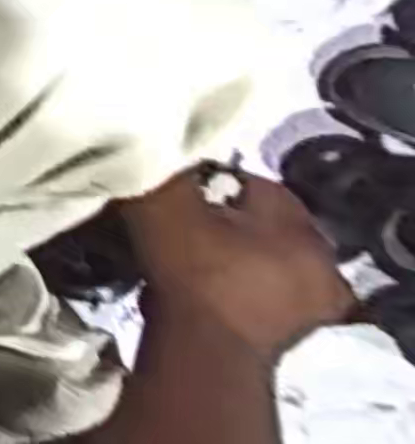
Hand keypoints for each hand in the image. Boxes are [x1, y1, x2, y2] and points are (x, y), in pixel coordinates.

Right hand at [123, 168, 354, 361]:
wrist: (203, 339)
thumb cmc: (189, 265)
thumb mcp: (164, 204)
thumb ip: (170, 172)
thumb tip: (165, 150)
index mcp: (302, 232)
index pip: (259, 183)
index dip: (214, 178)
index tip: (176, 183)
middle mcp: (326, 264)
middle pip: (269, 219)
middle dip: (228, 212)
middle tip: (183, 211)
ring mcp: (318, 301)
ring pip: (271, 251)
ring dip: (237, 243)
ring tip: (193, 242)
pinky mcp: (300, 325)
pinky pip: (272, 282)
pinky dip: (243, 272)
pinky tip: (212, 274)